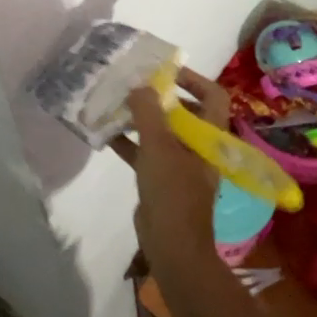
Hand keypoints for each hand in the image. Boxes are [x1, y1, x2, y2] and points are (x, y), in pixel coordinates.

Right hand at [117, 70, 230, 267]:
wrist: (173, 246)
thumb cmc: (173, 192)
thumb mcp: (159, 147)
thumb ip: (148, 112)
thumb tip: (140, 84)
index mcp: (209, 136)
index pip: (213, 95)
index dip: (192, 78)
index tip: (163, 71)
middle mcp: (198, 146)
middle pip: (183, 111)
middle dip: (158, 96)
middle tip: (131, 84)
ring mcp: (179, 163)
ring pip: (160, 131)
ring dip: (139, 117)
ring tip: (113, 102)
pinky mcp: (160, 179)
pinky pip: (144, 152)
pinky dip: (127, 141)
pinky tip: (104, 132)